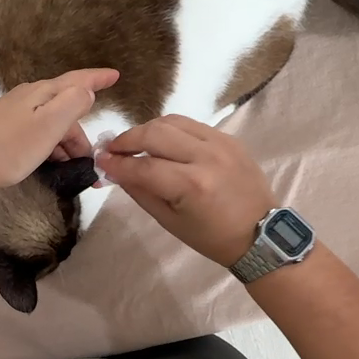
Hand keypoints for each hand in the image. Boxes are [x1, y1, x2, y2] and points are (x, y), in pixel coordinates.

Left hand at [0, 69, 118, 198]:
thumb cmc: (8, 148)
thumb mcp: (49, 126)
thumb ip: (73, 104)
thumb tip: (87, 90)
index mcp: (42, 93)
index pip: (77, 81)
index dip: (97, 79)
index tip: (116, 76)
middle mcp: (26, 98)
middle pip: (63, 107)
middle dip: (80, 132)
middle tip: (89, 161)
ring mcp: (10, 114)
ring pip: (49, 123)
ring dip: (65, 142)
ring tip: (71, 167)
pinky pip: (35, 133)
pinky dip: (48, 146)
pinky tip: (48, 162)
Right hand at [96, 115, 277, 266]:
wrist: (259, 233)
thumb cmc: (211, 237)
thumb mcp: (170, 222)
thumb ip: (140, 192)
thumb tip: (115, 172)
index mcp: (191, 185)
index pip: (143, 167)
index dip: (117, 164)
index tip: (99, 162)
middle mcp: (206, 156)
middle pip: (154, 134)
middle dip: (127, 140)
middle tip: (111, 149)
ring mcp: (220, 142)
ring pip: (172, 121)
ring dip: (146, 130)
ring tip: (133, 144)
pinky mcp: (228, 137)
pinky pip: (191, 124)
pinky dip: (170, 130)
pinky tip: (160, 143)